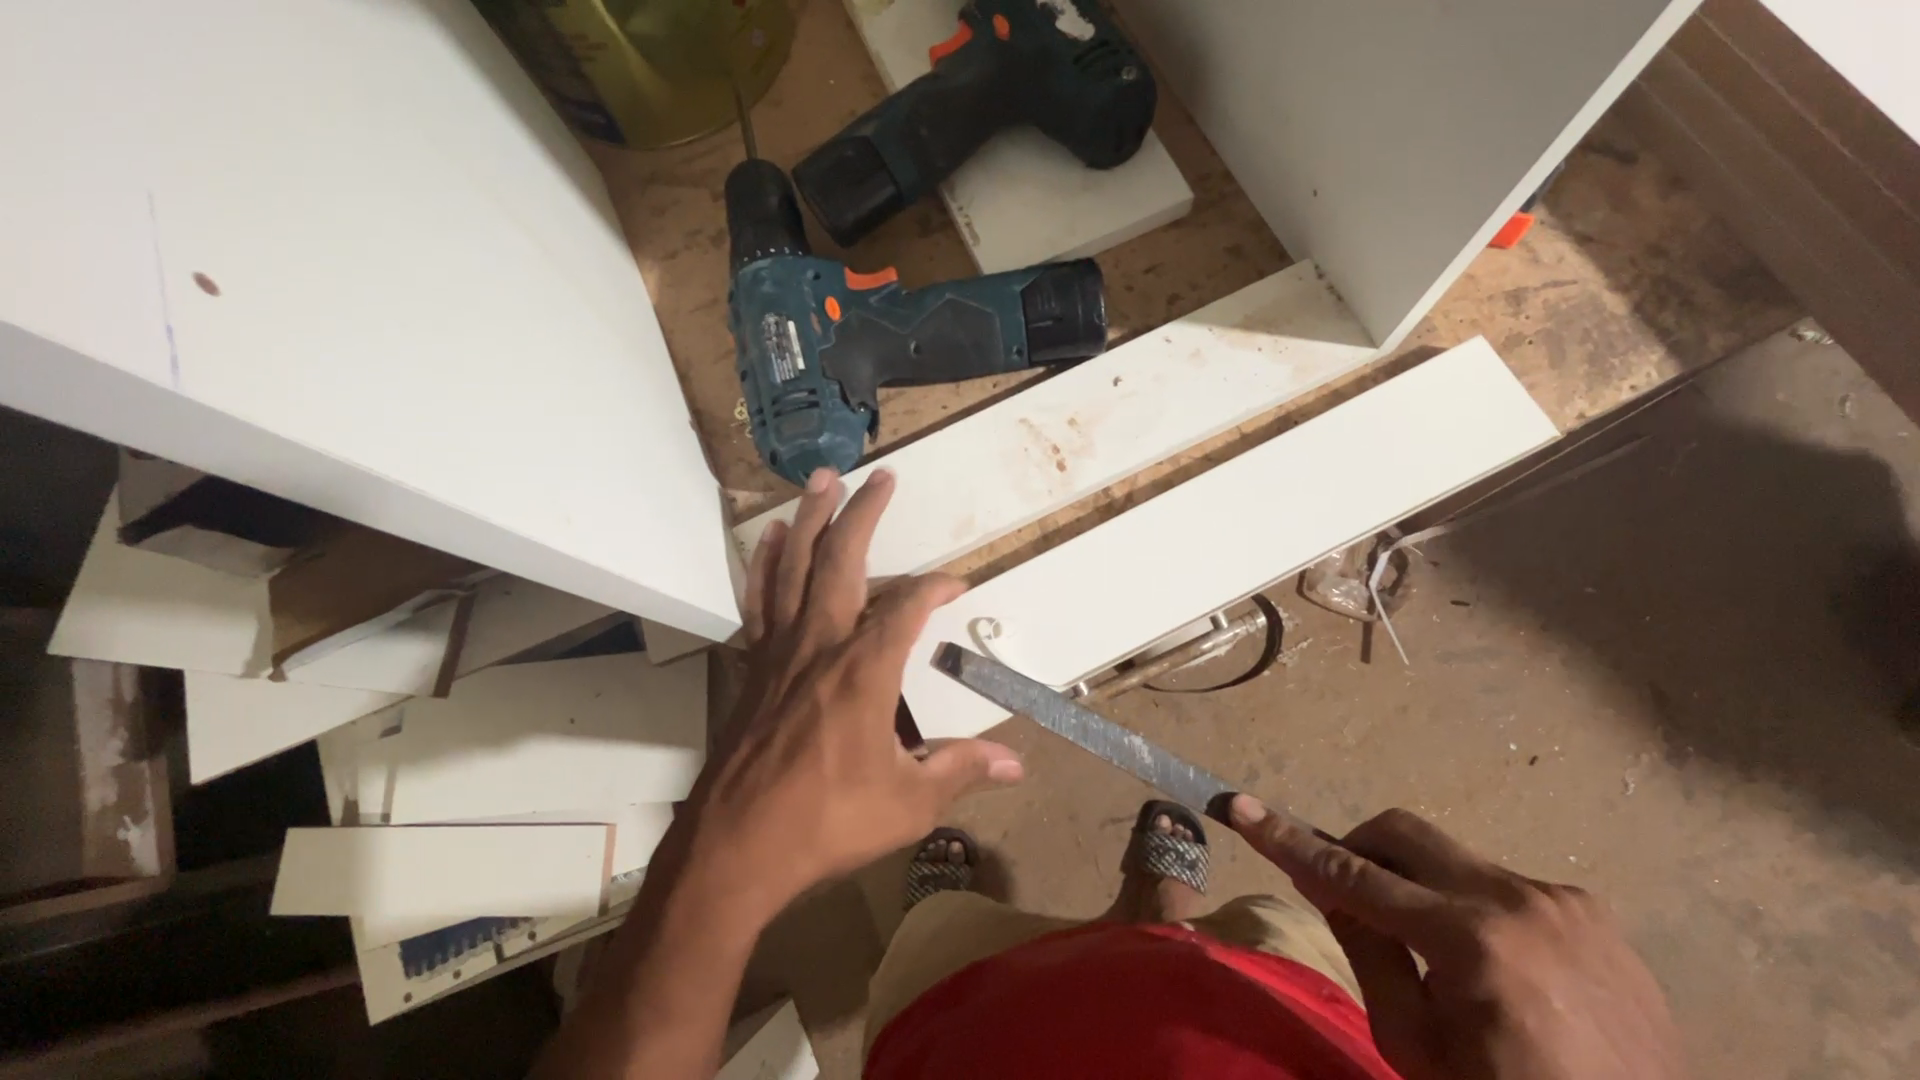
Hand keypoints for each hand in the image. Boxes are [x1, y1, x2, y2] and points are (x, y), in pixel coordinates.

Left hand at [678, 467, 1023, 923]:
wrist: (736, 845)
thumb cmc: (827, 822)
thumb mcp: (909, 802)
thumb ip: (961, 771)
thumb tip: (1016, 764)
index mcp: (865, 670)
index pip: (909, 607)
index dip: (936, 588)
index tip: (956, 585)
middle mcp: (821, 644)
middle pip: (844, 561)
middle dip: (865, 515)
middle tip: (881, 478)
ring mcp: (780, 651)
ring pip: (796, 567)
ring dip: (812, 520)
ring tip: (822, 480)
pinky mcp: (753, 666)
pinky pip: (760, 601)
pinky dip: (767, 564)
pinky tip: (772, 539)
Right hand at [1228, 798, 1684, 1079]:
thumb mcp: (1414, 1046)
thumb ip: (1368, 955)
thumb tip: (1332, 887)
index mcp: (1468, 940)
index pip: (1352, 874)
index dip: (1289, 841)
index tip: (1241, 807)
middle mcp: (1518, 899)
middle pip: (1404, 833)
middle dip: (1360, 852)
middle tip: (1348, 896)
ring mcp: (1565, 901)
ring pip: (1457, 861)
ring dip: (1425, 891)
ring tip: (1443, 960)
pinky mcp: (1596, 913)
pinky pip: (1509, 888)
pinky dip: (1477, 911)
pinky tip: (1500, 970)